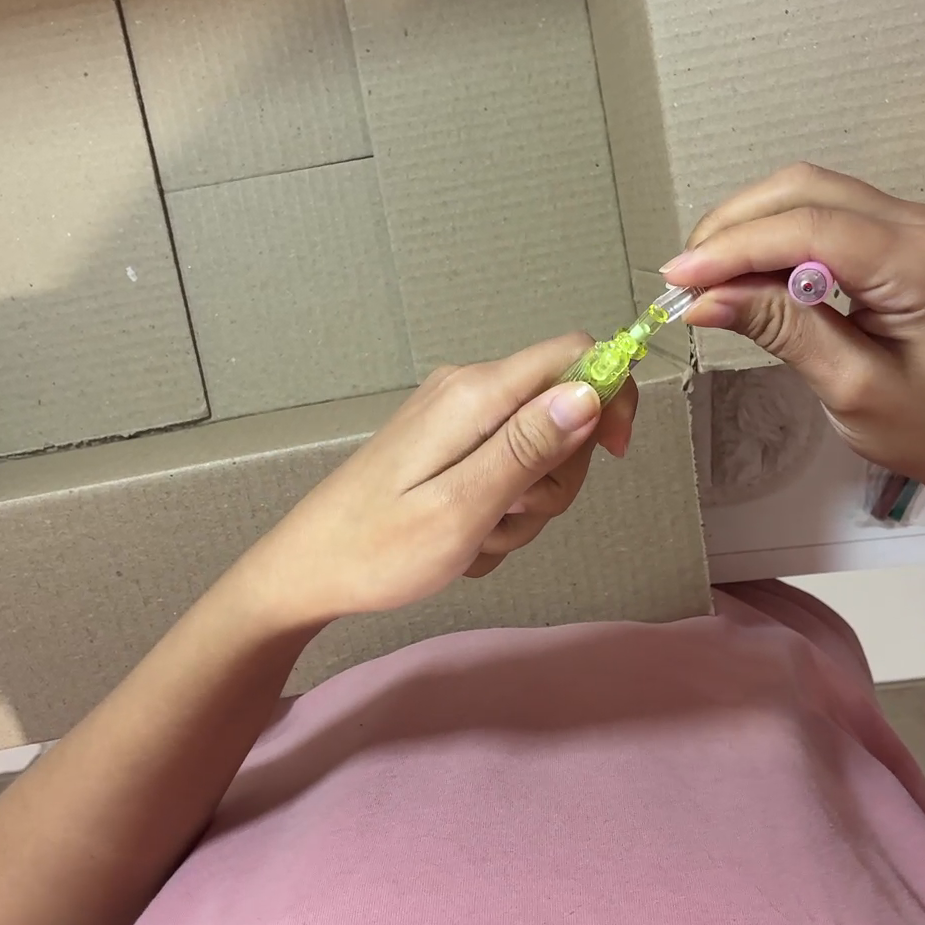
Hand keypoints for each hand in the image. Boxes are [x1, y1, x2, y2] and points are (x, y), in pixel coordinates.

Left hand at [230, 333, 637, 626]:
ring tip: (478, 534)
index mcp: (475, 394)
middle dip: (556, 475)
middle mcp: (469, 390)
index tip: (614, 455)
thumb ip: (528, 448)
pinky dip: (500, 508)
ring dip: (525, 503)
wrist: (309, 569)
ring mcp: (457, 417)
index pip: (574, 354)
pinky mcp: (449, 443)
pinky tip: (464, 535)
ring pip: (538, 450)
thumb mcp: (462, 507)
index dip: (610, 395)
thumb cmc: (379, 549)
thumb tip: (590, 392)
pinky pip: (506, 468)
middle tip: (510, 517)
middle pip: (562, 410)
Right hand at [663, 162, 924, 504]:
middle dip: (733, 227)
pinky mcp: (898, 238)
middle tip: (682, 277)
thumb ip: (781, 329)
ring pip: (809, 195)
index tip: (675, 279)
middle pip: (805, 191)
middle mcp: (923, 224)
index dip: (733, 248)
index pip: (809, 229)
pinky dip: (771, 238)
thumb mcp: (849, 386)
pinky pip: (822, 217)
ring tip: (704, 276)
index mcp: (923, 261)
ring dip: (747, 228)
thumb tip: (705, 298)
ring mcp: (913, 225)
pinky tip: (743, 272)